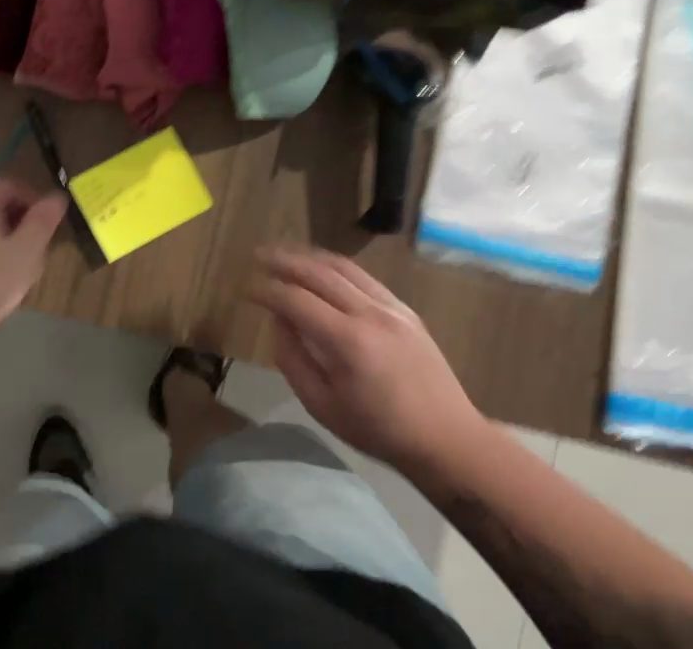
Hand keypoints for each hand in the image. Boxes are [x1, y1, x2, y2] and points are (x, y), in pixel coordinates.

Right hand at [250, 248, 486, 468]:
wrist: (445, 437)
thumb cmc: (378, 430)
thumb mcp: (322, 406)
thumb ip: (293, 359)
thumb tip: (278, 321)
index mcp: (347, 341)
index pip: (296, 301)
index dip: (268, 291)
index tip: (248, 289)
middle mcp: (370, 313)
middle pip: (320, 274)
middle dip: (285, 262)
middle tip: (259, 256)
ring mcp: (392, 307)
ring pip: (344, 268)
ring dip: (311, 257)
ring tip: (286, 255)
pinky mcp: (405, 310)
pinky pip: (364, 278)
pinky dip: (337, 268)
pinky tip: (324, 271)